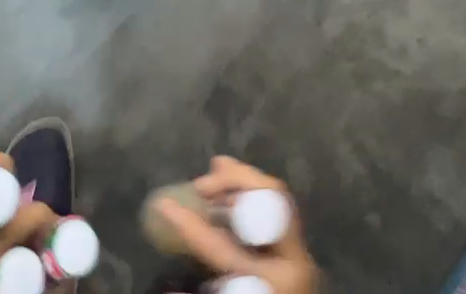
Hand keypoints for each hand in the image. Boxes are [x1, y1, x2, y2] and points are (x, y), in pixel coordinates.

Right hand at [152, 157, 318, 293]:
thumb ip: (196, 291)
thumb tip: (166, 290)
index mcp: (270, 284)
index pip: (224, 247)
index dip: (191, 225)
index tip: (164, 206)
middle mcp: (294, 266)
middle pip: (270, 202)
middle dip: (234, 183)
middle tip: (200, 183)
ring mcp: (301, 261)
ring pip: (278, 203)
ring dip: (243, 188)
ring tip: (211, 184)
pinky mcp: (298, 261)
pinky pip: (279, 217)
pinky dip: (254, 203)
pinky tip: (230, 200)